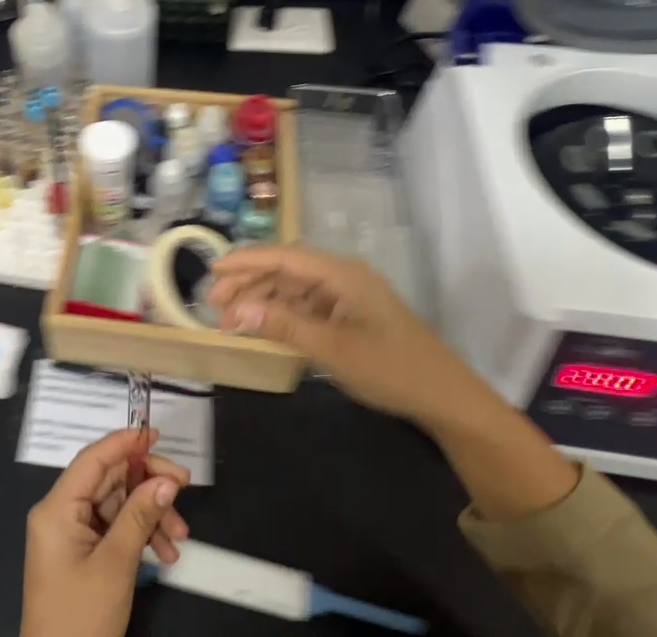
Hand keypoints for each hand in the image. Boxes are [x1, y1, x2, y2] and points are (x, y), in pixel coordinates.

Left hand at [21, 428, 191, 636]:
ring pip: (117, 505)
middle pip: (109, 480)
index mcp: (57, 508)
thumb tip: (167, 480)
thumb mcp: (116, 564)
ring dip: (151, 515)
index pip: (92, 459)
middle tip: (185, 487)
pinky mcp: (82, 552)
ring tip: (181, 537)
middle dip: (148, 484)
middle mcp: (60, 513)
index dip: (124, 442)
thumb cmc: (81, 616)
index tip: (157, 433)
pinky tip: (166, 553)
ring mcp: (71, 533)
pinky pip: (115, 528)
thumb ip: (140, 516)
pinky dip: (141, 535)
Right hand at [208, 244, 492, 429]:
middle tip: (213, 305)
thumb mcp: (332, 350)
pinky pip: (305, 306)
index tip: (212, 270)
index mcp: (341, 274)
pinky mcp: (349, 316)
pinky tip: (260, 328)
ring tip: (229, 322)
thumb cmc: (391, 369)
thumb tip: (238, 311)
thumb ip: (283, 326)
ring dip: (260, 300)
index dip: (244, 260)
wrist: (445, 398)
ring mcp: (346, 296)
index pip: (283, 257)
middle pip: (284, 270)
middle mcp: (342, 277)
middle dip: (247, 283)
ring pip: (292, 289)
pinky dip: (280, 314)